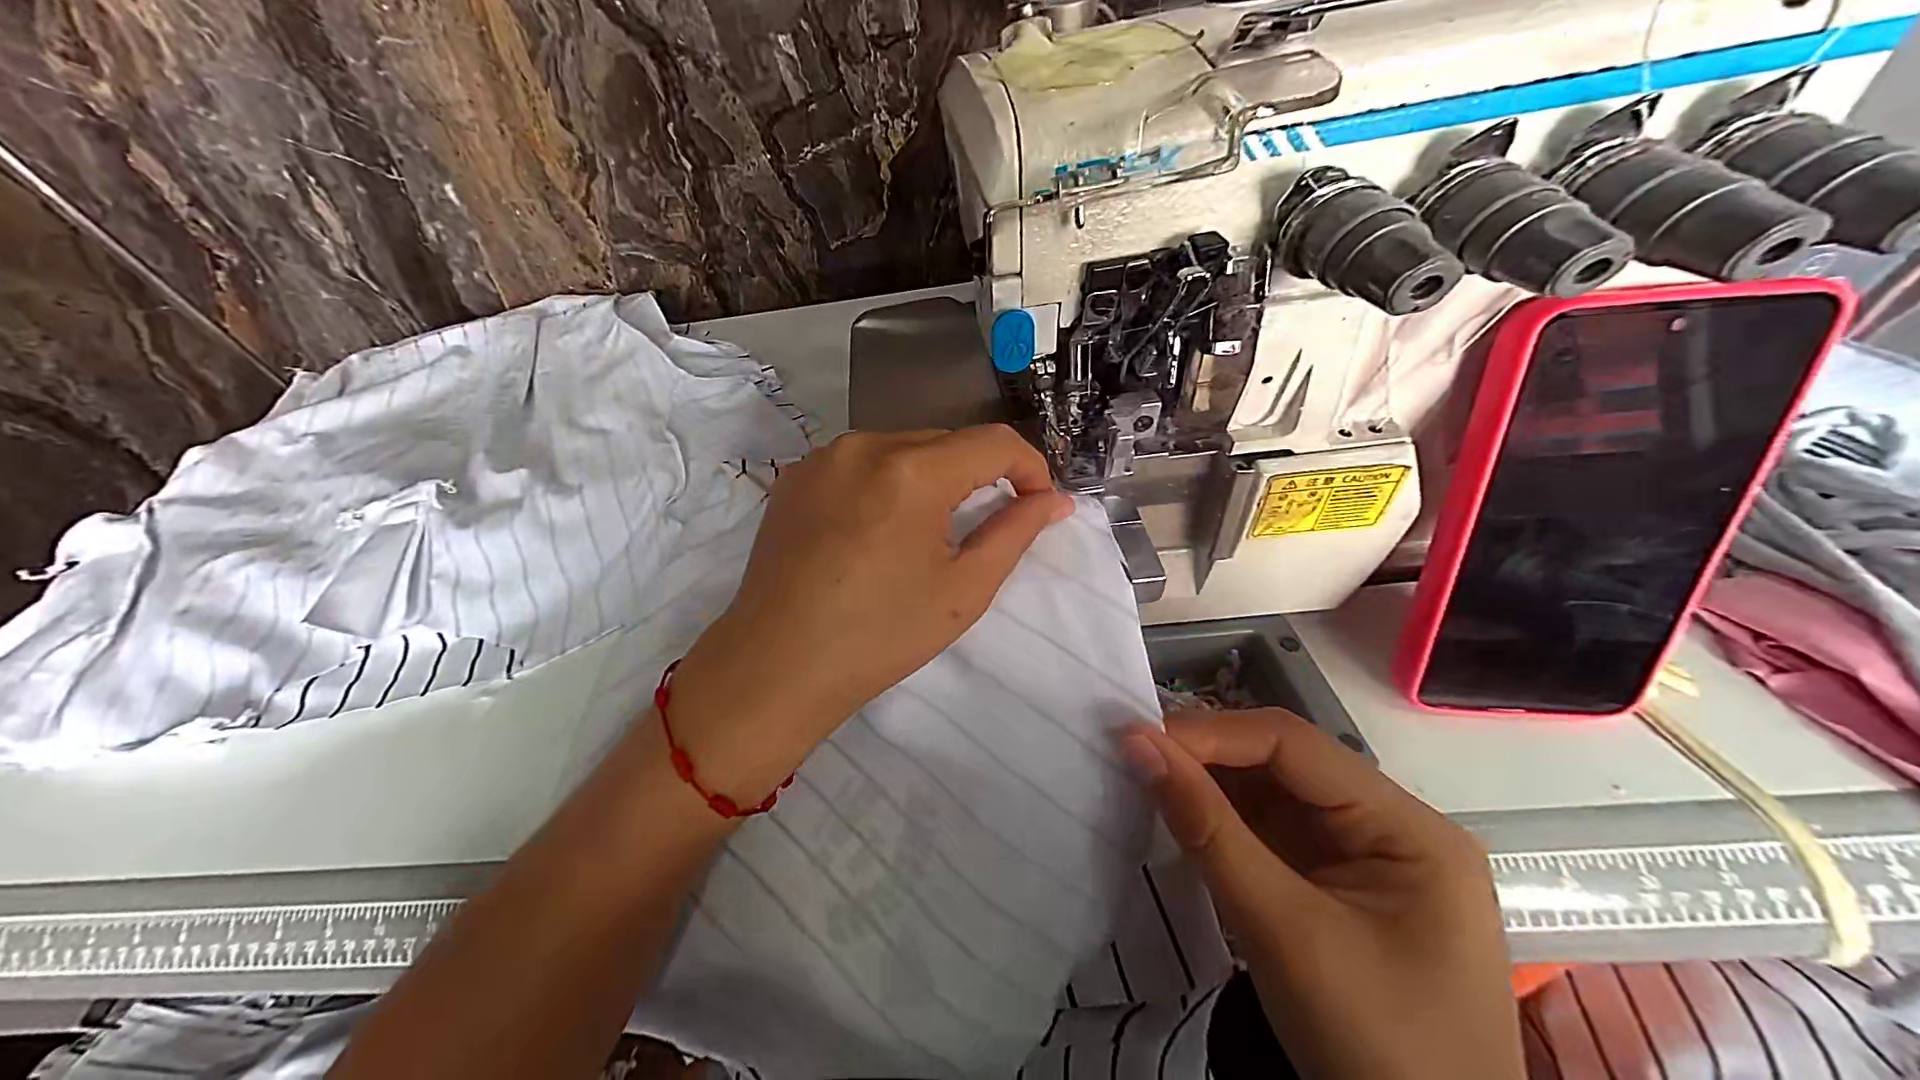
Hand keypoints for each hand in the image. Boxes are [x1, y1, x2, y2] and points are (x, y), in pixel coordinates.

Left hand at [670, 426, 1071, 800]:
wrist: (776, 666)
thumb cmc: (880, 635)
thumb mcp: (964, 589)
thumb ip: (1015, 532)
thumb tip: (1054, 499)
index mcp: (911, 471)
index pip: (993, 442)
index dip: (1029, 467)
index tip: (1038, 502)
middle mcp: (863, 446)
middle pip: (946, 442)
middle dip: (978, 475)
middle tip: (982, 527)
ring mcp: (821, 458)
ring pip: (901, 449)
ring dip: (930, 478)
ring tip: (925, 535)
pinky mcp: (794, 477)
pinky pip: (858, 464)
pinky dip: (884, 484)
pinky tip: (875, 532)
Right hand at [1122, 709, 1521, 1079]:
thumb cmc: (1374, 1043)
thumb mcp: (1284, 932)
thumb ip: (1207, 830)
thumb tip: (1138, 744)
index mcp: (1405, 826)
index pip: (1294, 745)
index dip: (1212, 734)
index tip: (1138, 738)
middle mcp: (1388, 825)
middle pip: (1283, 764)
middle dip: (1207, 757)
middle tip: (1132, 755)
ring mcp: (1361, 856)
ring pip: (1270, 795)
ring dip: (1208, 787)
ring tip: (1144, 777)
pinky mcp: (1333, 884)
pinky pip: (1268, 833)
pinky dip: (1220, 823)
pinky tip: (1179, 815)